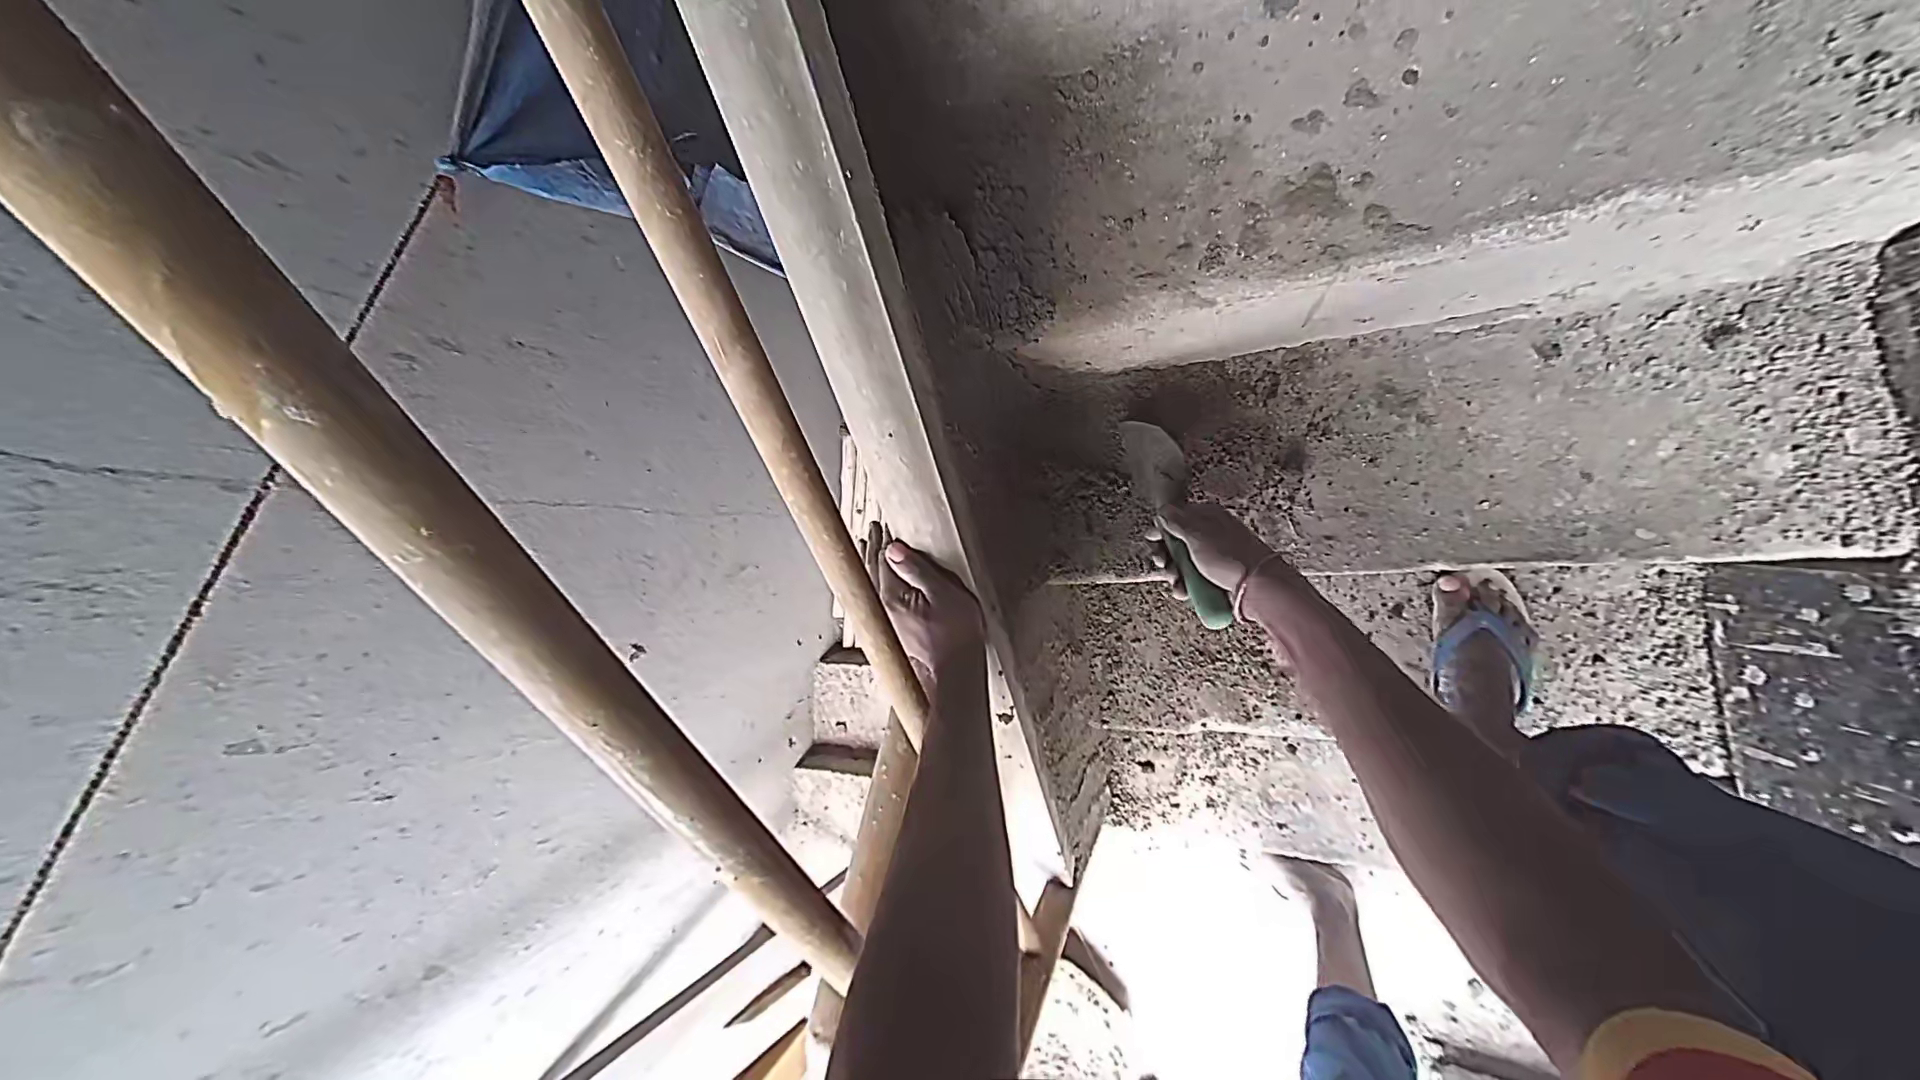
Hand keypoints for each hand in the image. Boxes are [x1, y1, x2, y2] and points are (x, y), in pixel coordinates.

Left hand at [880, 541, 984, 682]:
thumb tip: (893, 549)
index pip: (881, 560)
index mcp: (891, 597)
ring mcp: (886, 622)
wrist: (954, 675)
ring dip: (871, 566)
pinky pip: (879, 598)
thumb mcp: (944, 595)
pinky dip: (878, 583)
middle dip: (871, 551)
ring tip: (870, 551)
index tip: (880, 525)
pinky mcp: (893, 632)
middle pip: (871, 573)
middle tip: (872, 532)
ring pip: (873, 586)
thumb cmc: (955, 637)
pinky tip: (882, 584)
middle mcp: (882, 610)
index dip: (882, 541)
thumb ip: (918, 571)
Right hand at [1147, 502, 1282, 598]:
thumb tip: (1163, 511)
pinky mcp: (1216, 575)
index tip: (1152, 540)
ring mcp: (1214, 556)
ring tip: (1176, 581)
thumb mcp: (1197, 535)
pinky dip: (1186, 585)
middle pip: (1177, 542)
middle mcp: (1210, 535)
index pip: (1175, 518)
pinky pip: (1194, 578)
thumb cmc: (1231, 558)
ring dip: (1174, 573)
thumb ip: (1176, 522)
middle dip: (1166, 555)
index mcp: (1207, 518)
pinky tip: (1184, 590)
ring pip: (1183, 562)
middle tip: (1165, 564)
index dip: (1161, 530)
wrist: (1258, 587)